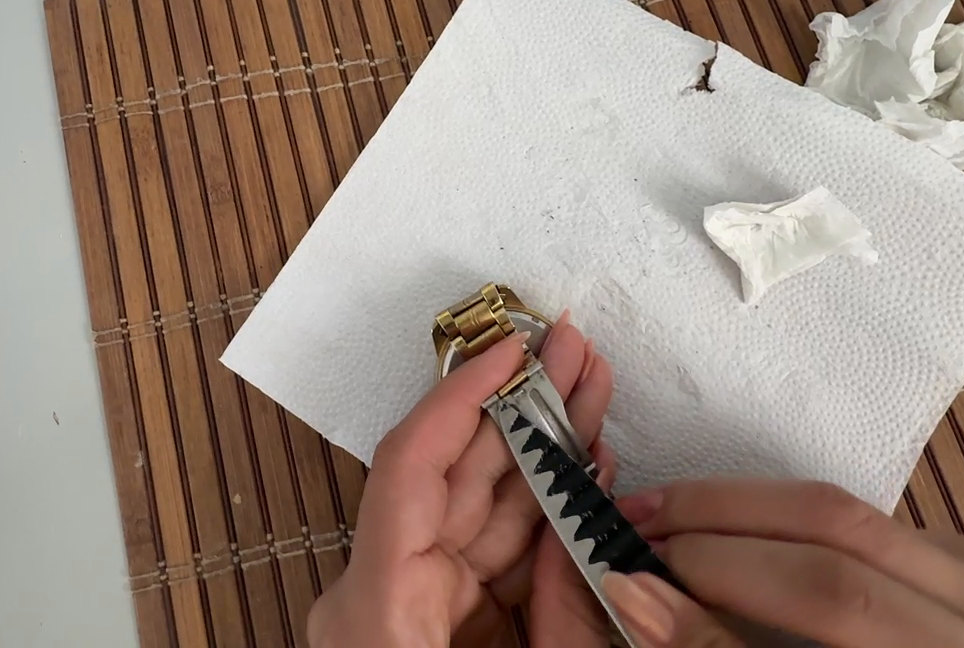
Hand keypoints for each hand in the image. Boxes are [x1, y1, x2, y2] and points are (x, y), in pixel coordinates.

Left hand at [306, 319, 614, 647]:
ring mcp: (410, 599)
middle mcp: (383, 588)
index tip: (511, 346)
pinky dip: (537, 507)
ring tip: (588, 389)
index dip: (462, 392)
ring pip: (481, 501)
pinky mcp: (438, 616)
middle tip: (568, 350)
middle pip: (455, 469)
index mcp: (375, 607)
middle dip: (524, 402)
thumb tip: (588, 531)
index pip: (409, 464)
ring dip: (541, 445)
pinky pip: (488, 545)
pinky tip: (580, 465)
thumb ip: (556, 612)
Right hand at [595, 480, 963, 646]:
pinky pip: (867, 519)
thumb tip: (630, 591)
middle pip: (836, 531)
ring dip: (739, 504)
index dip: (720, 571)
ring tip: (666, 512)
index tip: (629, 565)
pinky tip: (736, 531)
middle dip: (715, 516)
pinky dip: (786, 517)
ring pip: (848, 508)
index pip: (831, 597)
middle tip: (634, 519)